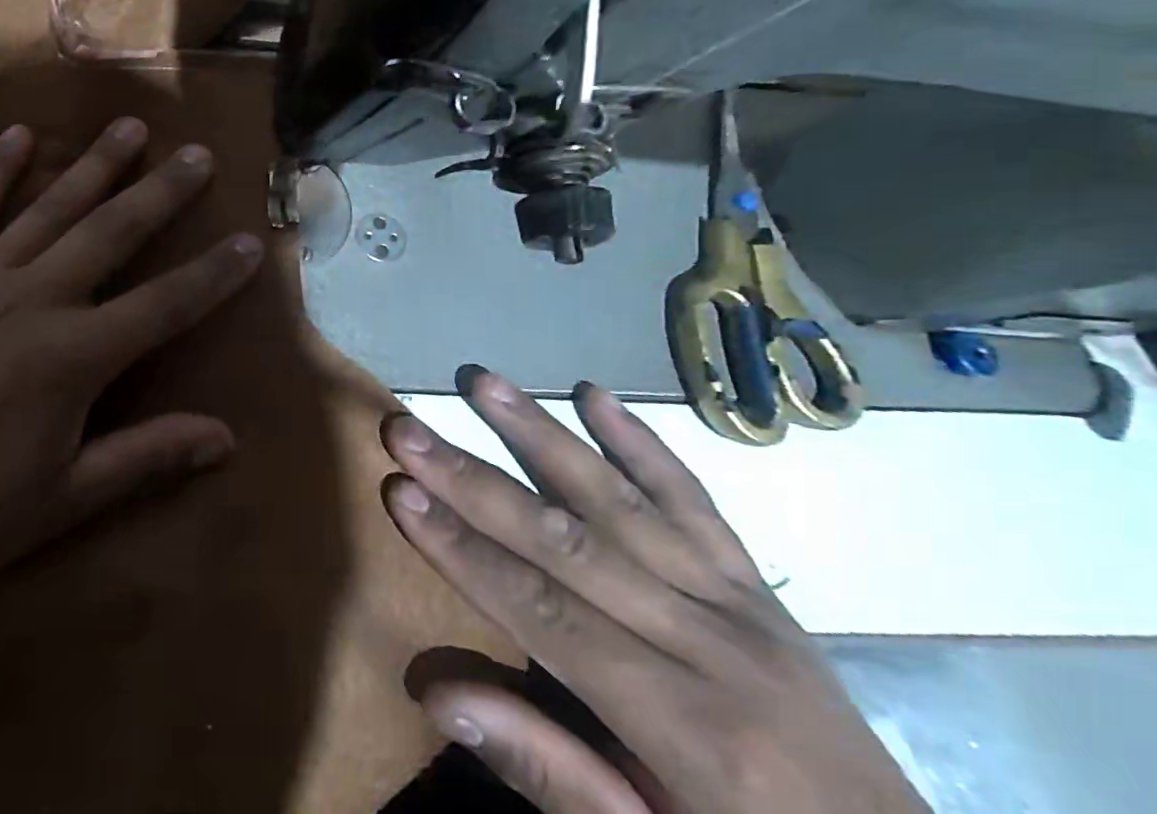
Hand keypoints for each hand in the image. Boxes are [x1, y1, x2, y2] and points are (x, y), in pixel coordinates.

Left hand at [0, 118, 262, 628]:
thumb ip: (144, 457)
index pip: (166, 305)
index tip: (252, 242)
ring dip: (94, 165)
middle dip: (161, 193)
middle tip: (198, 154)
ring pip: (48, 207)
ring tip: (131, 127)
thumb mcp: (58, 502)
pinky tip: (16, 136)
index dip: (214, 274)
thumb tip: (227, 440)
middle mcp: (32, 301)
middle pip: (112, 234)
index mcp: (72, 358)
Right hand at [378, 367, 929, 813]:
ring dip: (545, 434)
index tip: (401, 490)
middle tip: (411, 428)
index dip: (463, 548)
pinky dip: (641, 441)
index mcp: (684, 724)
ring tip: (485, 384)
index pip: (543, 611)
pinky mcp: (755, 583)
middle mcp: (709, 641)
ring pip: (623, 498)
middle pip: (568, 540)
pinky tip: (596, 394)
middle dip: (476, 479)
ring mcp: (739, 600)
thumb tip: (441, 693)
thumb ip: (549, 771)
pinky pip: (693, 497)